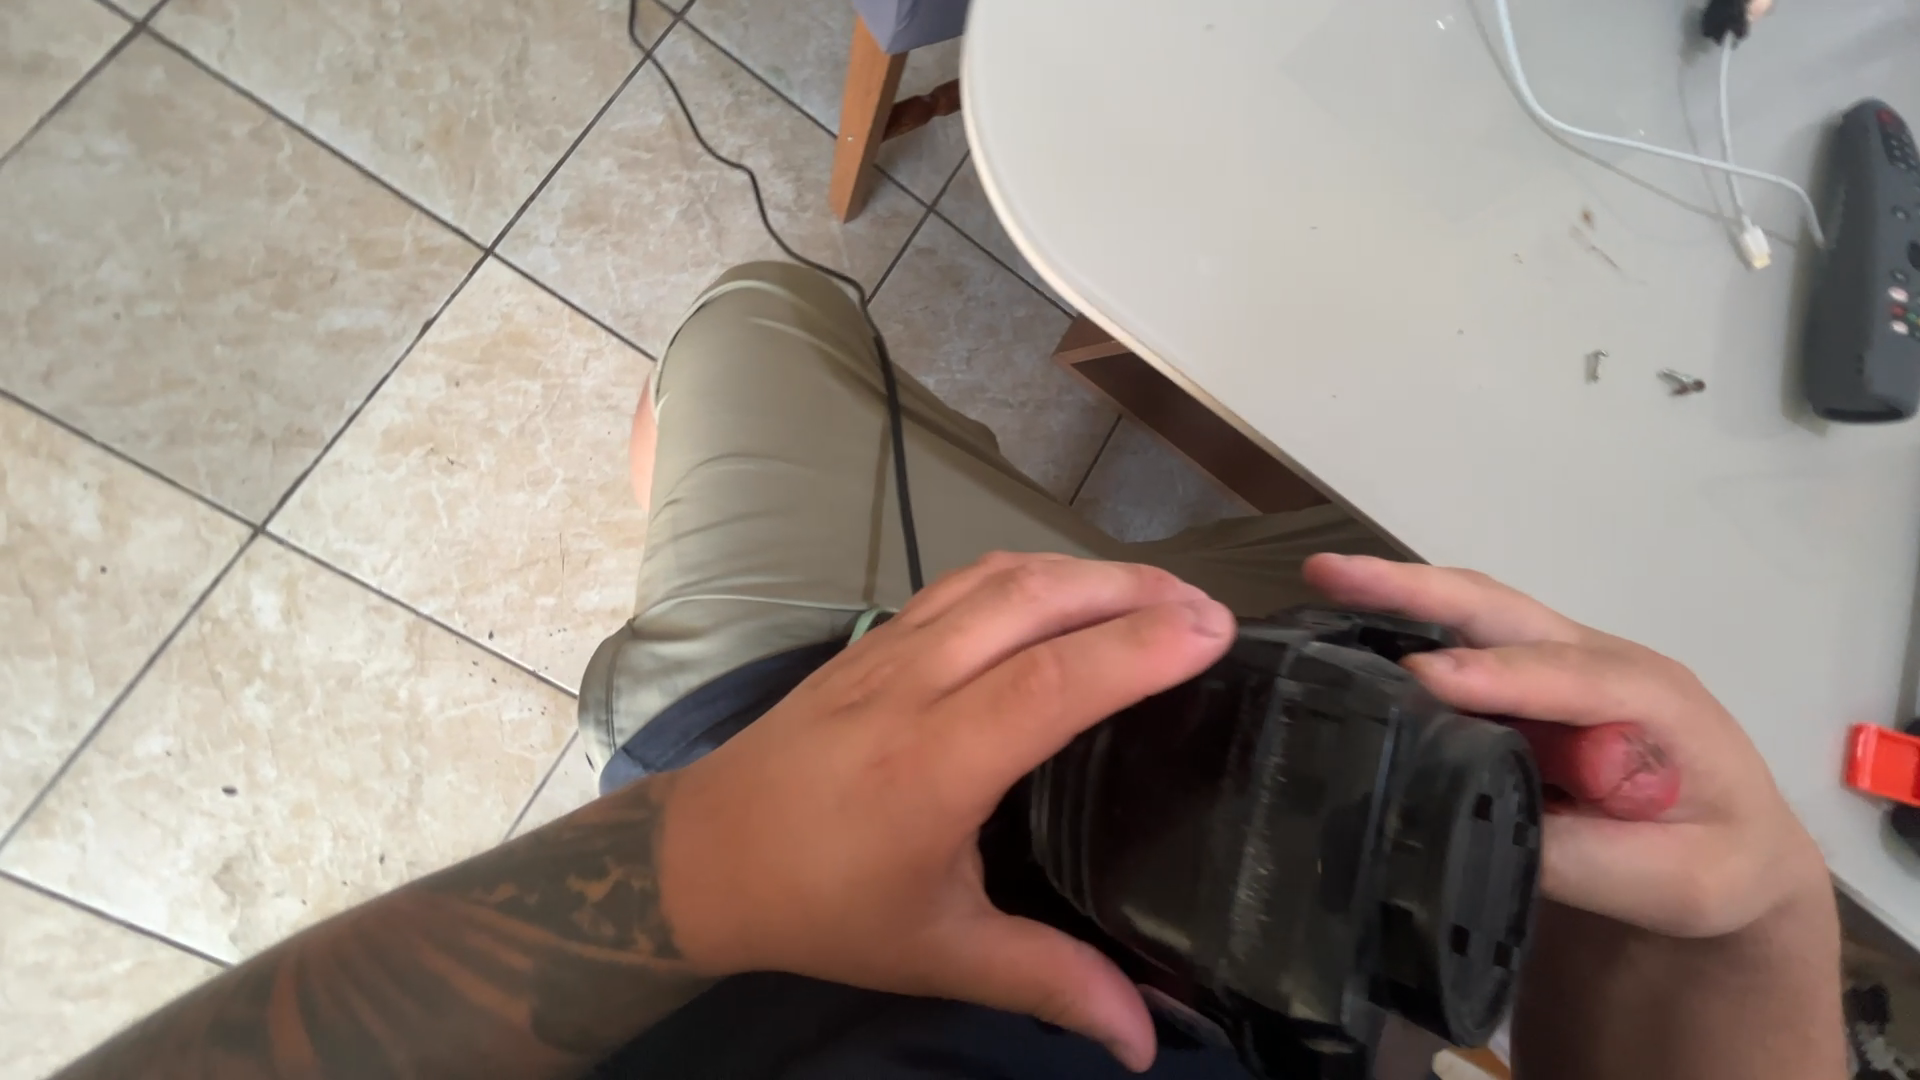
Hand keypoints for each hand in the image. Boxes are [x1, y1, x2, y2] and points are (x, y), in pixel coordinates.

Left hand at [652, 553, 1237, 1071]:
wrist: (708, 852)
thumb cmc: (824, 905)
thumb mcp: (937, 952)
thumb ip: (1045, 982)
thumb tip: (1144, 1042)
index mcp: (936, 763)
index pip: (1052, 682)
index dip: (1138, 647)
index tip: (1213, 632)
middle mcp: (916, 684)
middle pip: (1033, 602)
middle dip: (1131, 590)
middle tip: (1207, 606)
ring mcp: (891, 647)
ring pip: (999, 577)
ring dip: (1084, 570)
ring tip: (1153, 589)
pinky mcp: (876, 636)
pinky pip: (963, 581)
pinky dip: (1030, 571)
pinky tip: (1064, 587)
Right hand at [1303, 554, 1824, 938]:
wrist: (1720, 838)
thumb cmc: (1709, 857)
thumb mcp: (1674, 884)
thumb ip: (1579, 857)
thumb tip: (1463, 821)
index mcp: (1651, 700)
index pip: (1571, 676)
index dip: (1499, 673)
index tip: (1423, 676)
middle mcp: (1588, 656)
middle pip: (1495, 608)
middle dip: (1409, 587)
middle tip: (1328, 572)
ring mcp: (1540, 656)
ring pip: (1463, 610)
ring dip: (1389, 592)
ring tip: (1321, 577)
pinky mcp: (1501, 670)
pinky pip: (1444, 637)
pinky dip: (1389, 624)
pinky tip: (1339, 624)